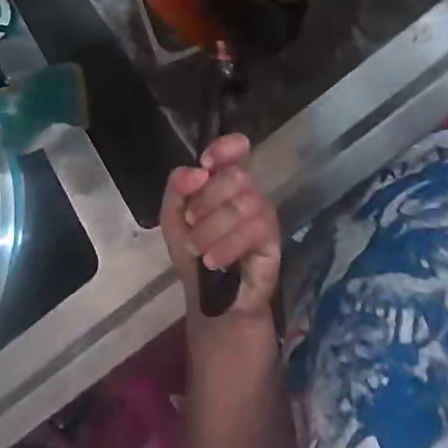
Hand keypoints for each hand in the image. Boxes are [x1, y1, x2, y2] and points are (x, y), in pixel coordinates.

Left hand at [160, 135, 280, 322]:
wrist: (211, 300)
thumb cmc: (194, 254)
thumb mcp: (173, 218)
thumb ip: (177, 187)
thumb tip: (198, 170)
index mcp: (222, 180)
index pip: (235, 149)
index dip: (225, 147)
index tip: (206, 163)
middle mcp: (247, 191)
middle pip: (234, 176)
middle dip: (206, 201)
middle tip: (190, 222)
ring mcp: (263, 213)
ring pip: (242, 204)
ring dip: (211, 229)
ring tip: (198, 250)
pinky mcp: (274, 239)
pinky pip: (254, 230)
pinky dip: (227, 245)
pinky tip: (213, 260)